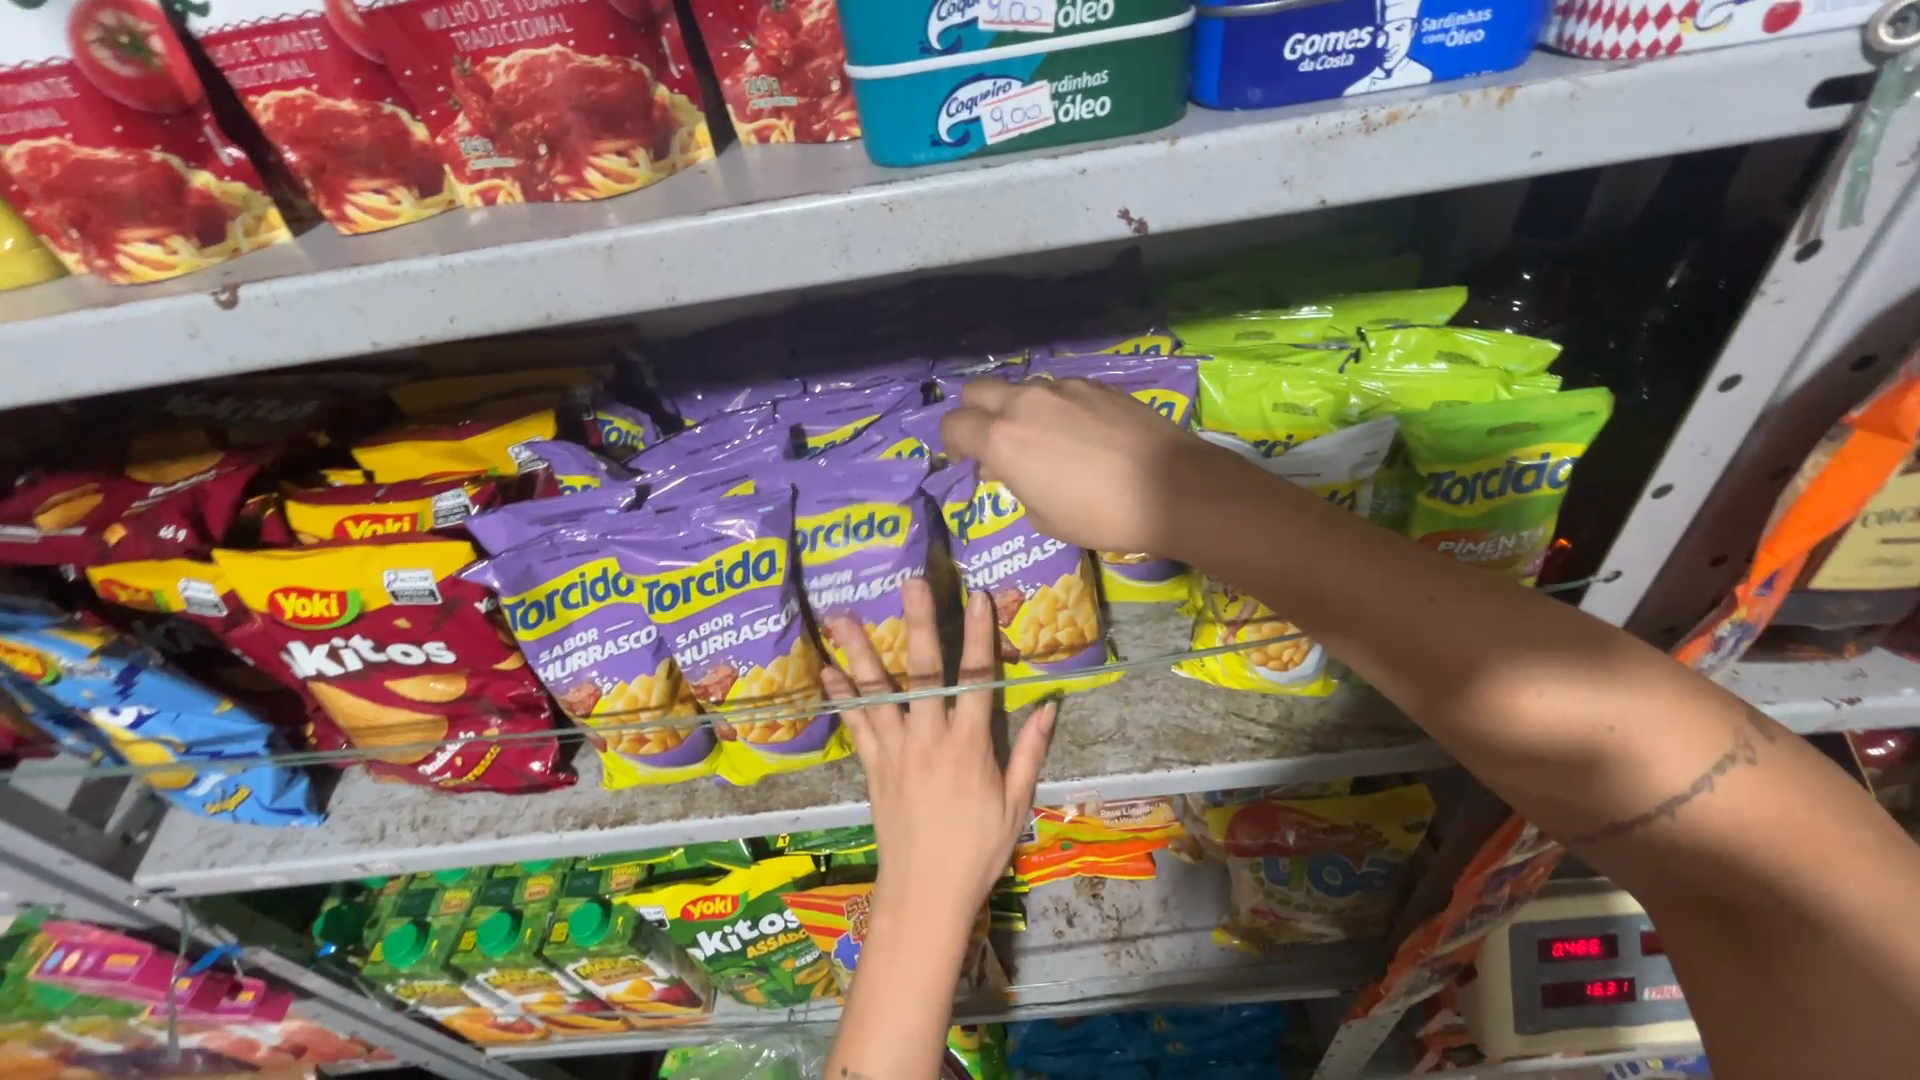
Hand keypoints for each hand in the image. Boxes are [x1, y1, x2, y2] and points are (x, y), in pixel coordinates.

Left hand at [821, 577, 1056, 927]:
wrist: (926, 892)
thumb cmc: (978, 849)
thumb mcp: (1016, 802)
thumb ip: (1030, 751)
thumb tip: (1048, 704)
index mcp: (970, 745)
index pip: (978, 680)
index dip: (980, 637)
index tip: (977, 598)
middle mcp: (930, 738)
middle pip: (925, 672)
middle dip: (920, 624)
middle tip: (910, 585)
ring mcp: (896, 750)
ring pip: (879, 692)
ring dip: (862, 652)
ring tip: (843, 616)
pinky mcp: (873, 767)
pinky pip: (856, 726)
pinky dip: (842, 698)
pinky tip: (827, 670)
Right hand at [939, 376, 1251, 559]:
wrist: (1171, 488)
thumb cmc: (1100, 516)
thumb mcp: (1044, 518)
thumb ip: (1016, 485)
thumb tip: (1010, 468)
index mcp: (1002, 439)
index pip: (953, 425)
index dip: (952, 443)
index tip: (966, 459)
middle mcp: (1025, 403)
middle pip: (978, 390)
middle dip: (976, 412)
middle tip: (994, 439)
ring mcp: (1063, 388)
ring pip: (1023, 388)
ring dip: (1020, 408)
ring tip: (1044, 438)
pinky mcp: (1097, 385)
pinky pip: (1061, 390)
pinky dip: (1058, 407)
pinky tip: (1083, 432)